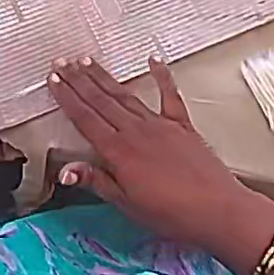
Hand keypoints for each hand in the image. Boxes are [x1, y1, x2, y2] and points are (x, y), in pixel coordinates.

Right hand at [49, 58, 252, 247]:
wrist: (220, 211)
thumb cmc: (171, 214)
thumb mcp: (126, 203)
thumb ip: (96, 181)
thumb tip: (64, 170)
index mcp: (118, 151)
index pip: (84, 118)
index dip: (67, 97)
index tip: (53, 81)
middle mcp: (135, 131)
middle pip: (100, 100)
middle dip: (78, 79)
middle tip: (61, 62)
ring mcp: (159, 124)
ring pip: (124, 94)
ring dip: (103, 76)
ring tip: (86, 61)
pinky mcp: (182, 125)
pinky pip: (169, 95)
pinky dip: (162, 76)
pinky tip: (153, 60)